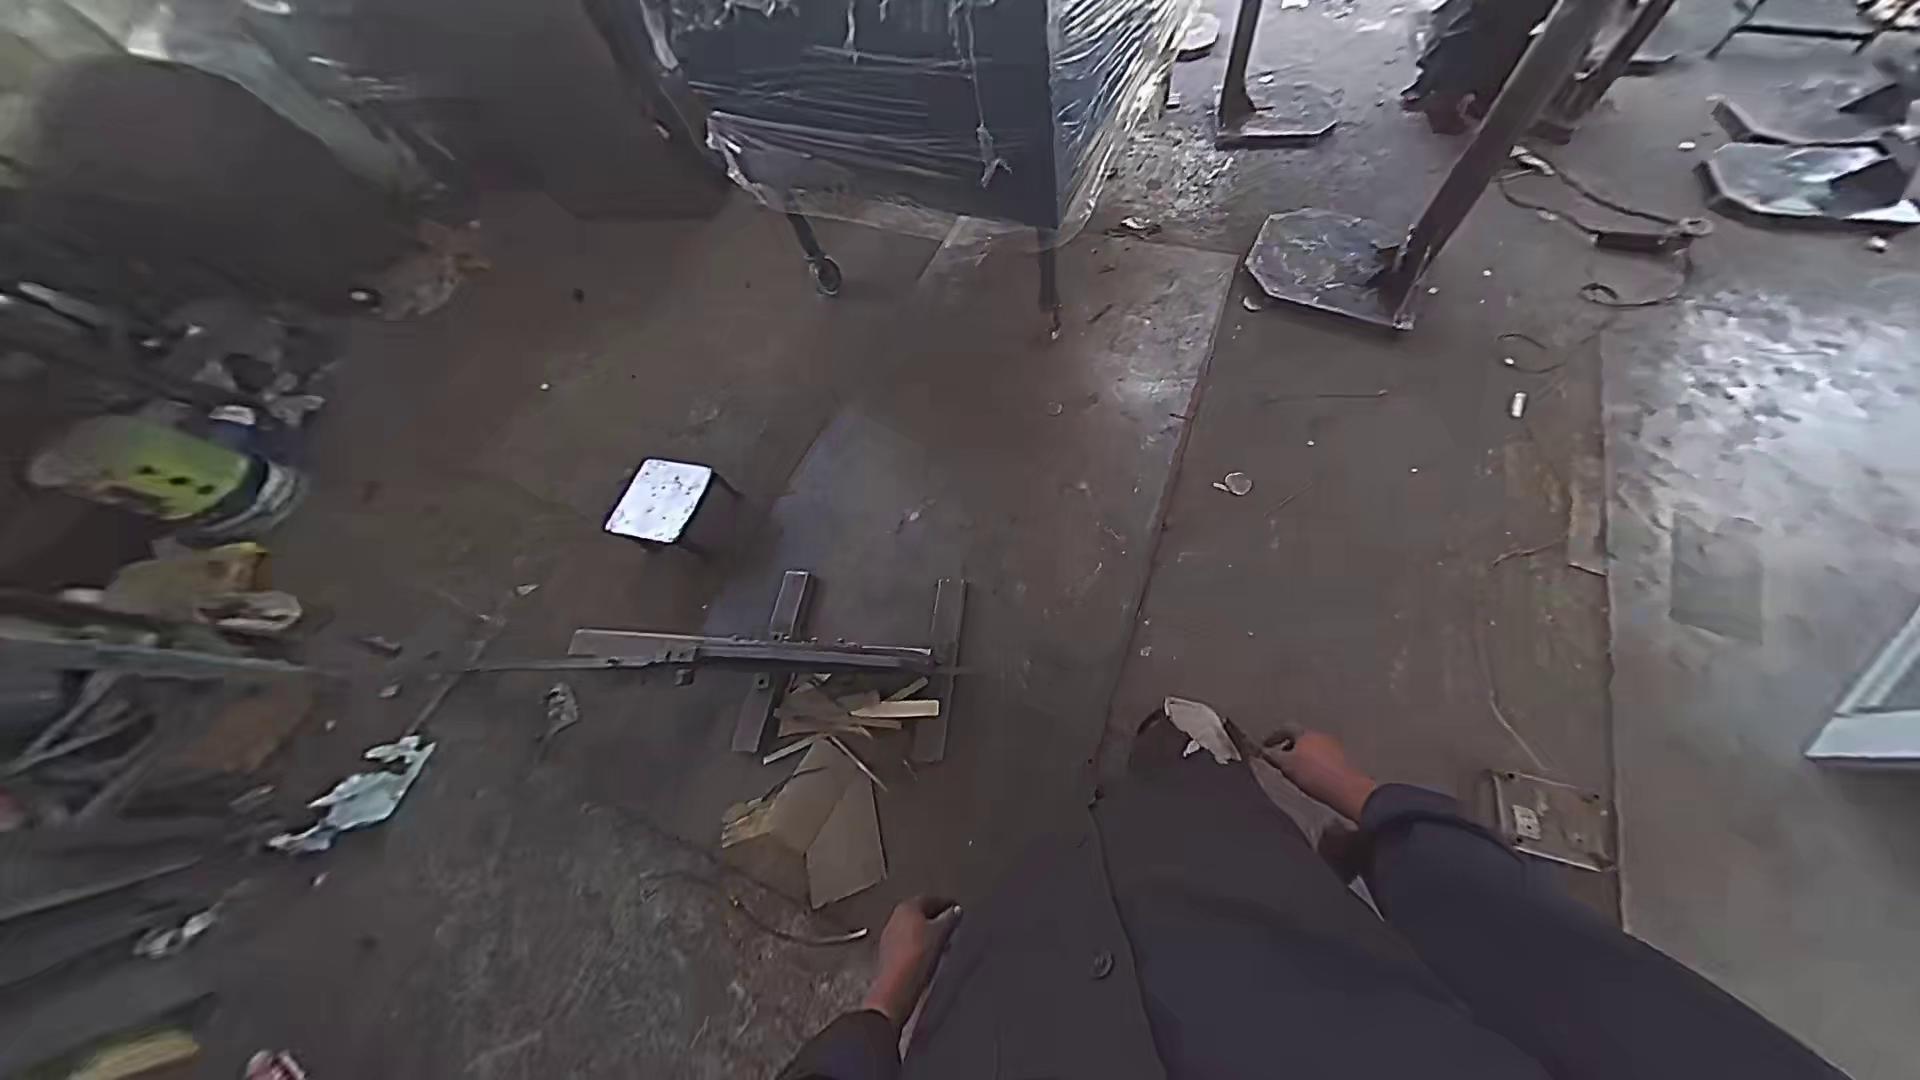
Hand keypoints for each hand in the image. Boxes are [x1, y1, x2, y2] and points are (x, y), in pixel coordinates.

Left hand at [861, 896, 961, 1025]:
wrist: (895, 991)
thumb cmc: (918, 957)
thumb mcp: (940, 934)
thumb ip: (950, 919)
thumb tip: (956, 911)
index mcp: (908, 906)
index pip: (932, 899)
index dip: (947, 904)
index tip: (958, 910)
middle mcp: (896, 916)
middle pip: (922, 913)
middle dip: (938, 919)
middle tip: (953, 926)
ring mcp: (890, 935)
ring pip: (915, 928)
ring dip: (929, 934)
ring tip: (944, 943)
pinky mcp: (888, 954)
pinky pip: (909, 943)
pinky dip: (920, 945)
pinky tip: (929, 956)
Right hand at [1264, 730, 1377, 822]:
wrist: (1351, 792)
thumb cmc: (1318, 777)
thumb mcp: (1286, 767)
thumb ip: (1273, 757)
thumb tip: (1265, 753)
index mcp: (1305, 733)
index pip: (1284, 729)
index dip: (1272, 737)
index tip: (1266, 746)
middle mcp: (1322, 736)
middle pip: (1300, 738)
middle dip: (1290, 748)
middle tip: (1283, 761)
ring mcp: (1337, 748)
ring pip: (1315, 749)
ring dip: (1306, 758)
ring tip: (1300, 773)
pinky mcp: (1348, 762)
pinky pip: (1327, 760)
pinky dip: (1319, 766)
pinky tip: (1316, 779)